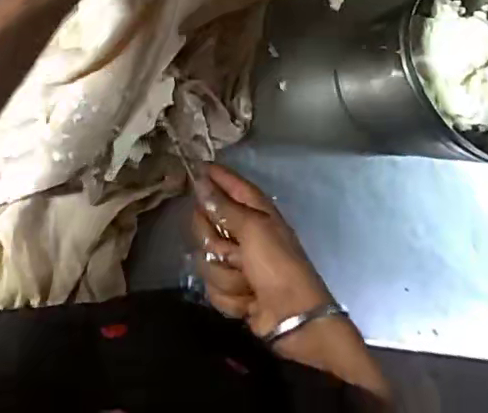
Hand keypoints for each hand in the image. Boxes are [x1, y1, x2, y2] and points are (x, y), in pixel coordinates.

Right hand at [189, 163, 334, 338]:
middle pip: (205, 222)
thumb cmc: (277, 265)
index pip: (229, 183)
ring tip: (246, 280)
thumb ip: (223, 207)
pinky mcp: (230, 288)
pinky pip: (212, 285)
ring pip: (206, 257)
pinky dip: (230, 295)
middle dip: (214, 241)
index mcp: (254, 209)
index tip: (193, 168)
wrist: (294, 318)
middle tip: (232, 251)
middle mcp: (243, 230)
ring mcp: (235, 260)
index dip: (213, 174)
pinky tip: (247, 300)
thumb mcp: (252, 229)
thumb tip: (200, 181)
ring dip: (226, 272)